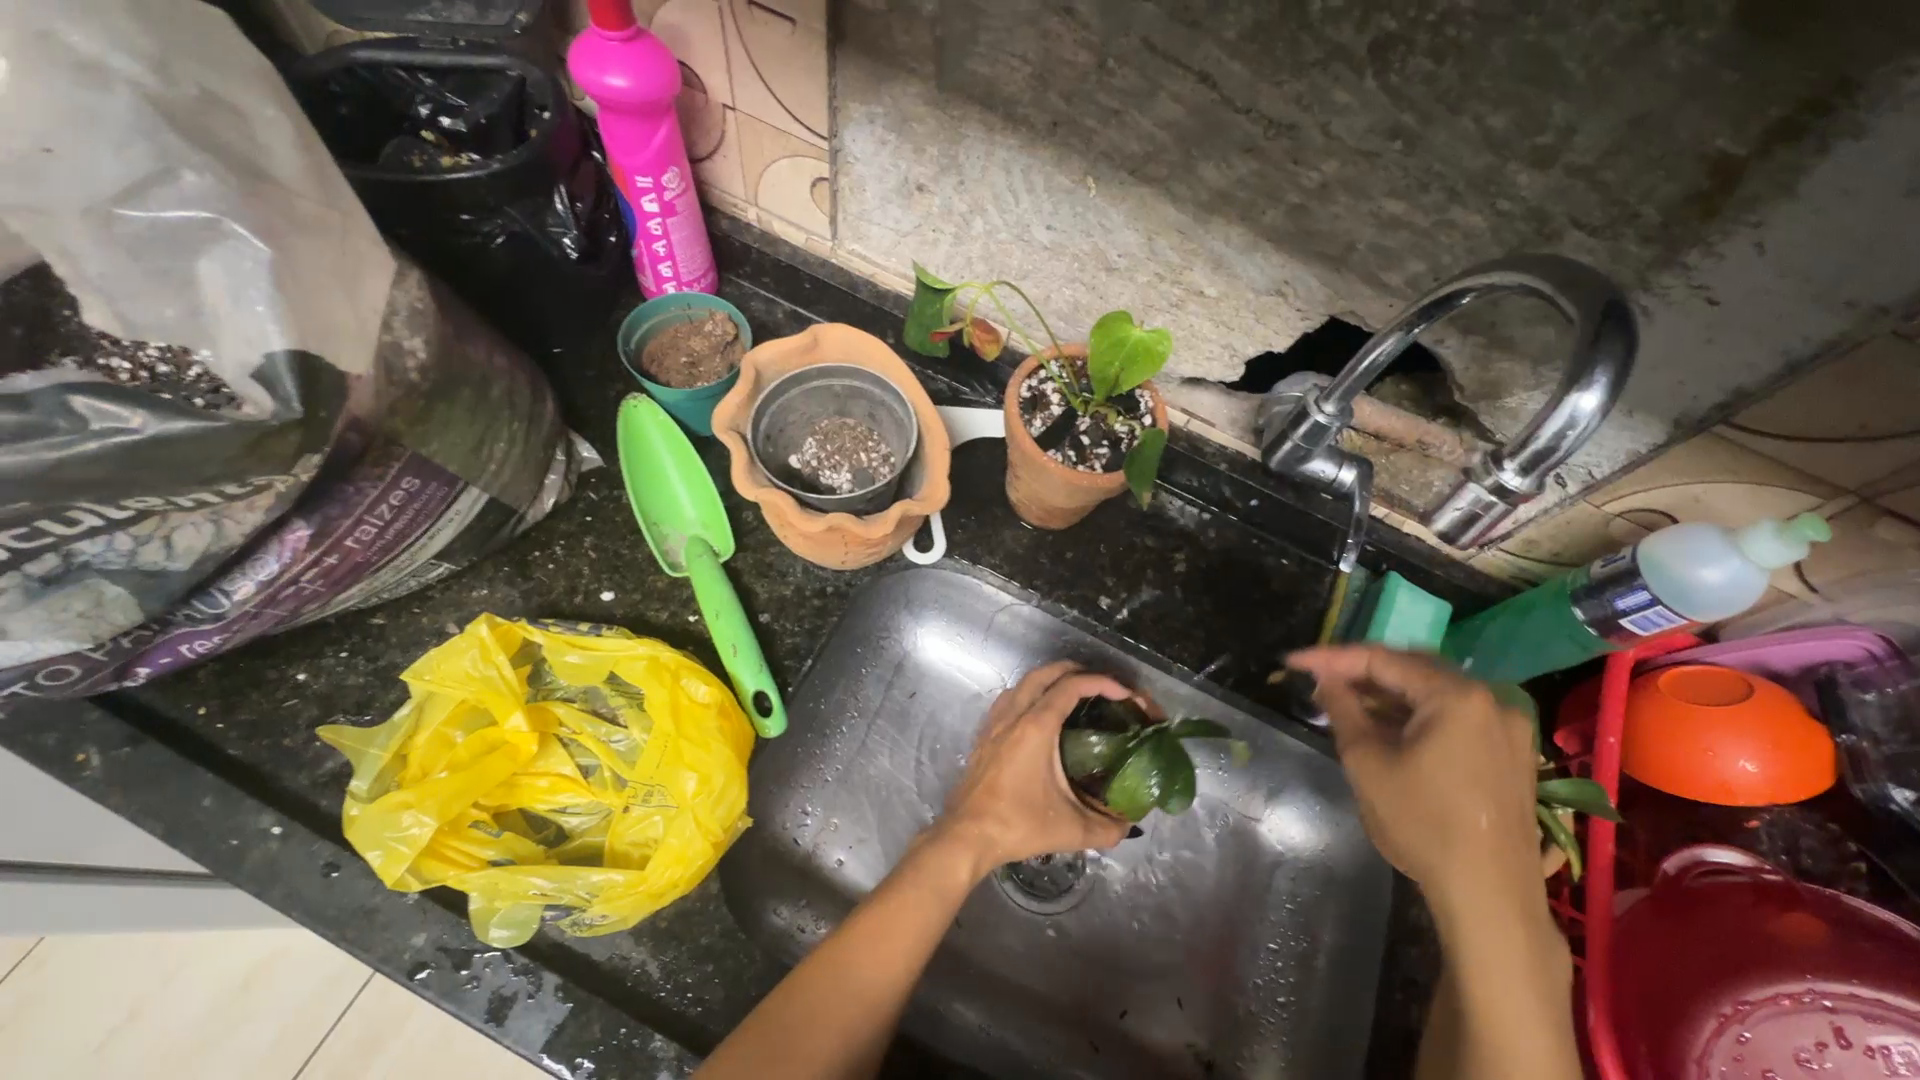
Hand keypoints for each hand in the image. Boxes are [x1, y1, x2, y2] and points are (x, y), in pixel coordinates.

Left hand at [929, 661, 1131, 879]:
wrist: (968, 836)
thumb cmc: (1018, 826)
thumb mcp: (1072, 830)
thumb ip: (1108, 828)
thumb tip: (1128, 824)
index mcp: (1036, 727)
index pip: (1071, 687)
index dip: (1101, 682)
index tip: (1123, 694)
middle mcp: (1013, 717)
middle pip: (1044, 674)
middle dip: (1075, 671)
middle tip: (1101, 685)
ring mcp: (994, 725)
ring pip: (1022, 684)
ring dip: (1048, 680)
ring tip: (1071, 694)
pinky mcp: (983, 737)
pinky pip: (1007, 701)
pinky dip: (1027, 695)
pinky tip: (1037, 715)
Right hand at [1286, 646, 1539, 902]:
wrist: (1489, 894)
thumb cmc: (1422, 824)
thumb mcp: (1367, 763)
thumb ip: (1344, 710)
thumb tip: (1326, 680)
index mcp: (1457, 696)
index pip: (1383, 660)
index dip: (1333, 658)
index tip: (1295, 662)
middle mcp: (1491, 700)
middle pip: (1414, 670)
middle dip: (1363, 673)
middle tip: (1320, 681)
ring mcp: (1507, 728)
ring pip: (1435, 695)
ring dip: (1390, 696)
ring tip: (1346, 705)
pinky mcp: (1511, 754)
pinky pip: (1455, 718)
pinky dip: (1418, 717)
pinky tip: (1388, 730)